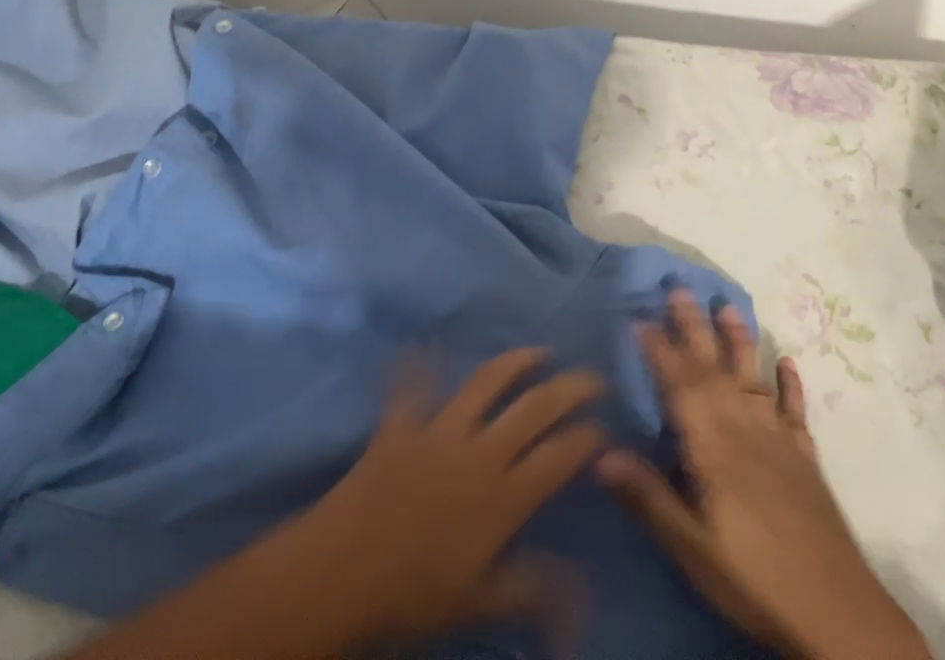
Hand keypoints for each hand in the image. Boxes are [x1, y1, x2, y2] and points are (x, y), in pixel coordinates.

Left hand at [308, 348, 606, 650]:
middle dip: (571, 388)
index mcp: (505, 496)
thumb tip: (580, 595)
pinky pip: (412, 385)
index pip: (562, 455)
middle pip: (536, 408)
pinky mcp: (398, 425)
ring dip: (516, 362)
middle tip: (592, 377)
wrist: (340, 572)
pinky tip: (430, 345)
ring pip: (485, 383)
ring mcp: (437, 432)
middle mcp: (480, 453)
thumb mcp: (481, 600)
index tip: (604, 428)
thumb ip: (532, 589)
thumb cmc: (413, 593)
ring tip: (539, 352)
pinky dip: (421, 363)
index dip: (589, 437)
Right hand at [597, 290, 930, 659]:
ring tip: (727, 305)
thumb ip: (648, 496)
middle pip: (715, 371)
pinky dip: (789, 385)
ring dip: (738, 341)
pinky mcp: (806, 462)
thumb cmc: (754, 579)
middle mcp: (748, 434)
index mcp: (714, 451)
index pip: (681, 388)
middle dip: (694, 328)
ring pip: (753, 380)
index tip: (640, 317)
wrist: (839, 614)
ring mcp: (781, 444)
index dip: (660, 352)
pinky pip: (794, 412)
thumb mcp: (691, 546)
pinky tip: (787, 362)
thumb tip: (598, 451)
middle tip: (679, 287)